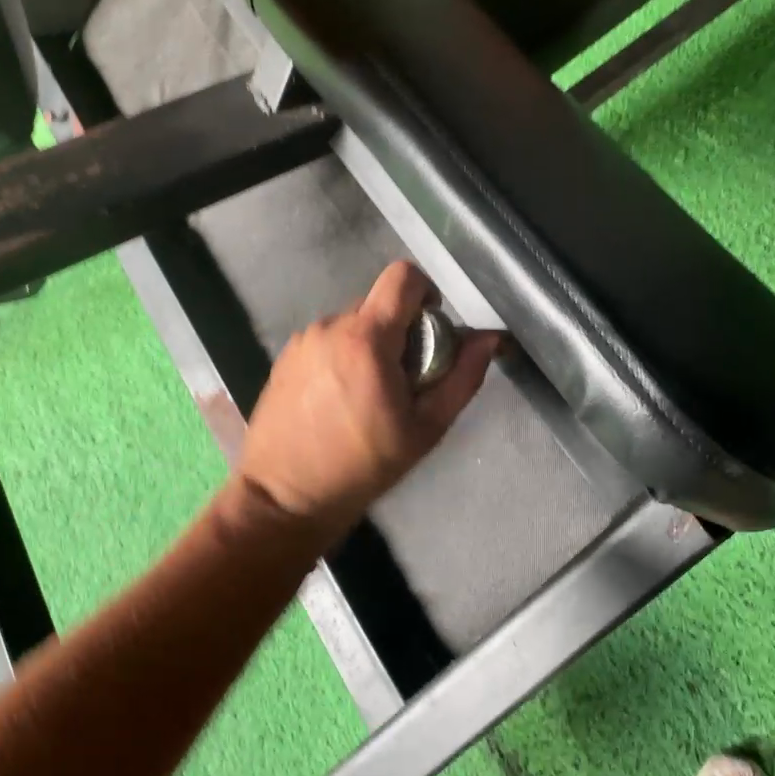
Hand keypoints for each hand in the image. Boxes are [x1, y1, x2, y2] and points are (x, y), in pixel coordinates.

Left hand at [237, 262, 499, 536]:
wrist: (283, 499)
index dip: (427, 293)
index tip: (431, 330)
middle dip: (400, 331)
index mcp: (367, 338)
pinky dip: (344, 358)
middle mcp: (331, 326)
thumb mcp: (426, 428)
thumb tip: (491, 338)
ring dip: (371, 346)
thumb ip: (463, 377)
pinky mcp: (286, 357)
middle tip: (405, 380)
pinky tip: (340, 401)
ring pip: (354, 324)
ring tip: (370, 397)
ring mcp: (304, 340)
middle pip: (380, 304)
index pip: (403, 276)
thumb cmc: (362, 466)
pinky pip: (329, 341)